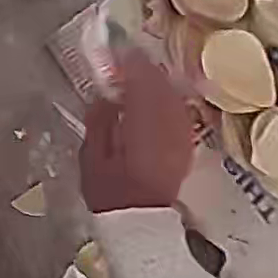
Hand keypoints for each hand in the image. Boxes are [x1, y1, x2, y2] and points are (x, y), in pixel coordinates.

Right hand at [81, 49, 194, 213]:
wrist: (140, 224)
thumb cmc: (110, 193)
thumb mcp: (92, 156)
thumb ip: (100, 121)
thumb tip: (105, 95)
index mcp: (143, 127)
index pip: (141, 82)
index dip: (129, 63)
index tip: (116, 53)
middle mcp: (169, 126)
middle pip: (161, 84)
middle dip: (143, 69)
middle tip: (123, 62)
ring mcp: (182, 135)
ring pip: (172, 95)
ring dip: (155, 82)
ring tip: (135, 79)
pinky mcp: (186, 144)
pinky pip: (178, 110)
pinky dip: (165, 99)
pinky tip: (151, 100)